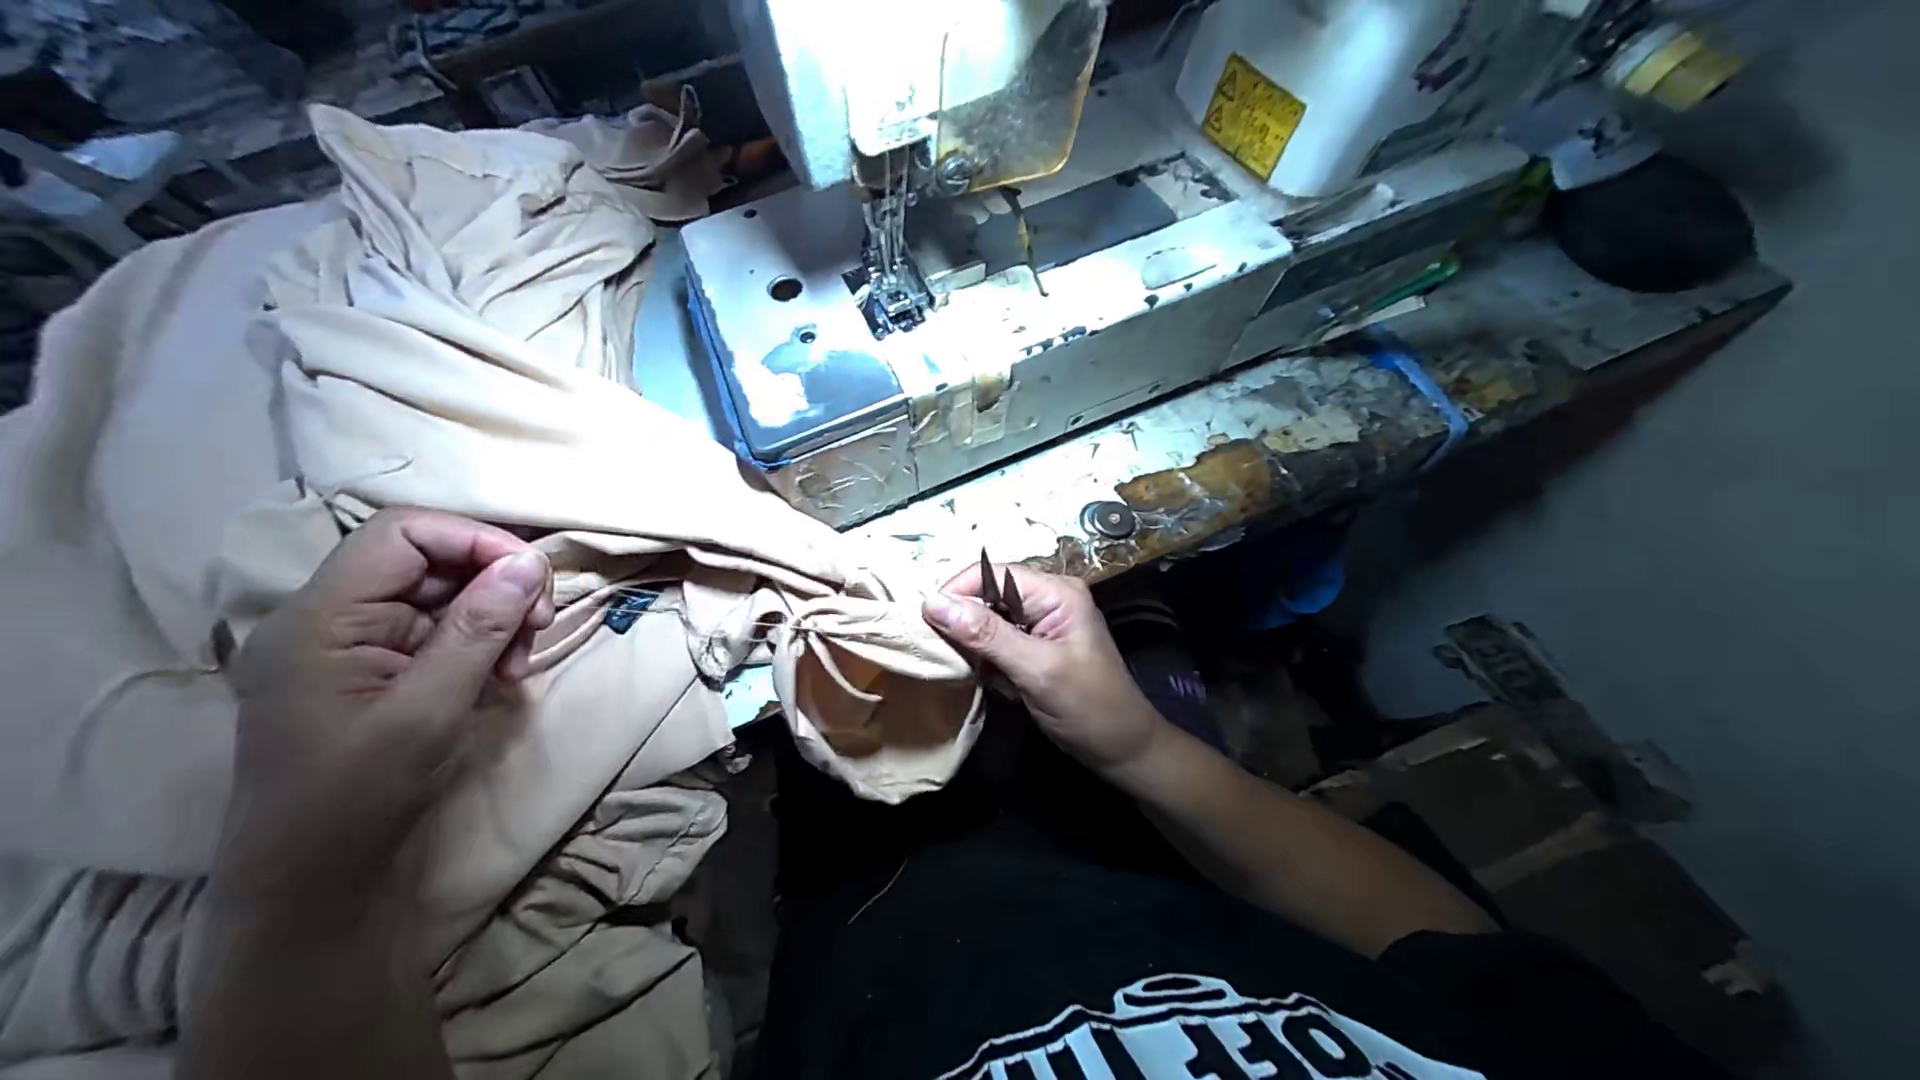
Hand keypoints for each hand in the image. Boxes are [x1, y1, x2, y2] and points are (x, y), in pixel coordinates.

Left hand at [215, 508, 554, 915]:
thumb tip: (531, 562)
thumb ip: (480, 628)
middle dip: (496, 584)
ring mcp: (351, 644)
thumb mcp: (430, 709)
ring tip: (518, 663)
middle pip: (429, 560)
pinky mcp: (374, 667)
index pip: (402, 533)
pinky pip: (440, 628)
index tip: (531, 576)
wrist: (311, 882)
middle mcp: (328, 618)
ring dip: (496, 616)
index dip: (475, 540)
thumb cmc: (358, 795)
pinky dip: (482, 642)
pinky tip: (500, 675)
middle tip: (538, 625)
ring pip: (444, 593)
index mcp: (318, 618)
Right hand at [923, 563, 1168, 772]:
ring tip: (984, 674)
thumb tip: (933, 603)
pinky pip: (995, 641)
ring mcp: (1040, 622)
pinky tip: (997, 683)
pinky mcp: (1033, 646)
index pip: (992, 574)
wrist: (1122, 749)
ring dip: (976, 647)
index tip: (924, 621)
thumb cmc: (1088, 707)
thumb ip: (986, 634)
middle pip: (986, 594)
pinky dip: (987, 661)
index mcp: (1055, 592)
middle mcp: (1046, 598)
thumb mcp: (1036, 670)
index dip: (956, 591)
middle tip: (949, 654)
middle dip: (965, 623)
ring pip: (987, 619)